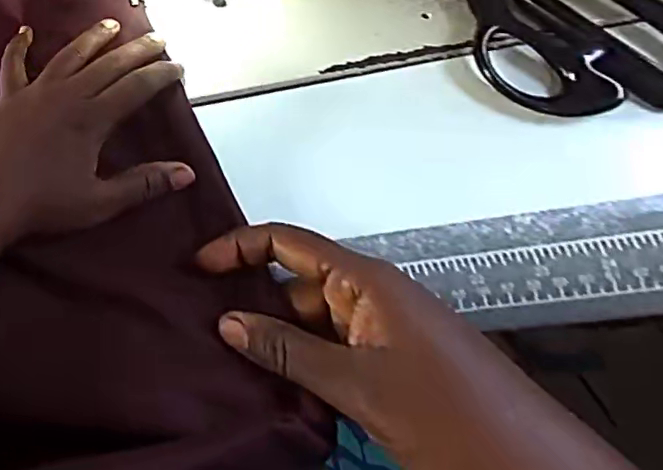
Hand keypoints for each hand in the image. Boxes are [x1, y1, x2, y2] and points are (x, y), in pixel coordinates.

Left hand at [0, 20, 193, 248]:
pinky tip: (24, 31)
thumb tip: (186, 173)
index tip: (177, 65)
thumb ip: (143, 184)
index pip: (134, 88)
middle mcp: (65, 96)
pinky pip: (13, 65)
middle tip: (156, 37)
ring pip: (68, 56)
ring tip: (110, 24)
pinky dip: (19, 47)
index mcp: (90, 119)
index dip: (158, 75)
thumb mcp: (99, 201)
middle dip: (135, 50)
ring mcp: (34, 92)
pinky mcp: (8, 97)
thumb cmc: (42, 203)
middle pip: (107, 65)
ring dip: (91, 38)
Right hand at [198, 225, 633, 469]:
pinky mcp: (401, 365)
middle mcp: (375, 296)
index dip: (237, 247)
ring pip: (314, 321)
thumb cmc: (462, 422)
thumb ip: (289, 351)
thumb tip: (227, 323)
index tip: (200, 267)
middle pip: (295, 282)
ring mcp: (389, 331)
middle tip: (215, 326)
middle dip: (255, 302)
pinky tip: (289, 389)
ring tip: (244, 364)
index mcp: (366, 281)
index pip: (285, 241)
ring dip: (282, 341)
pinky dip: (309, 365)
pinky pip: (338, 350)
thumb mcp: (363, 388)